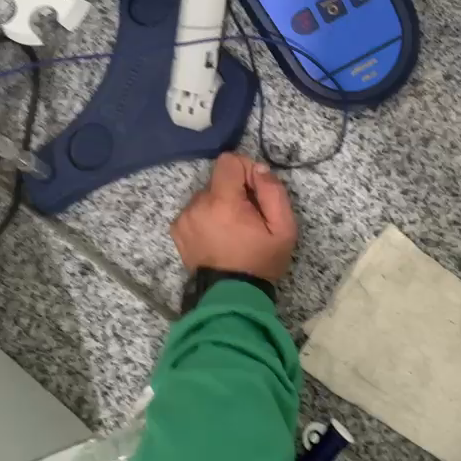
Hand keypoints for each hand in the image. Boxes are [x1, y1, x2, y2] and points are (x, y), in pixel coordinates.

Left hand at [171, 153, 297, 281]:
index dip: (245, 169)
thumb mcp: (284, 229)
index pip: (228, 161)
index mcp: (222, 202)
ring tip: (231, 231)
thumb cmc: (260, 262)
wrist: (231, 299)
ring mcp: (184, 218)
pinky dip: (206, 217)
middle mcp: (197, 205)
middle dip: (234, 192)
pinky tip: (216, 237)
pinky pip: (195, 210)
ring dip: (219, 205)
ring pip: (207, 195)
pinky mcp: (177, 229)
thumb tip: (258, 169)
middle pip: (218, 180)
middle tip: (246, 217)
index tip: (255, 190)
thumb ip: (273, 191)